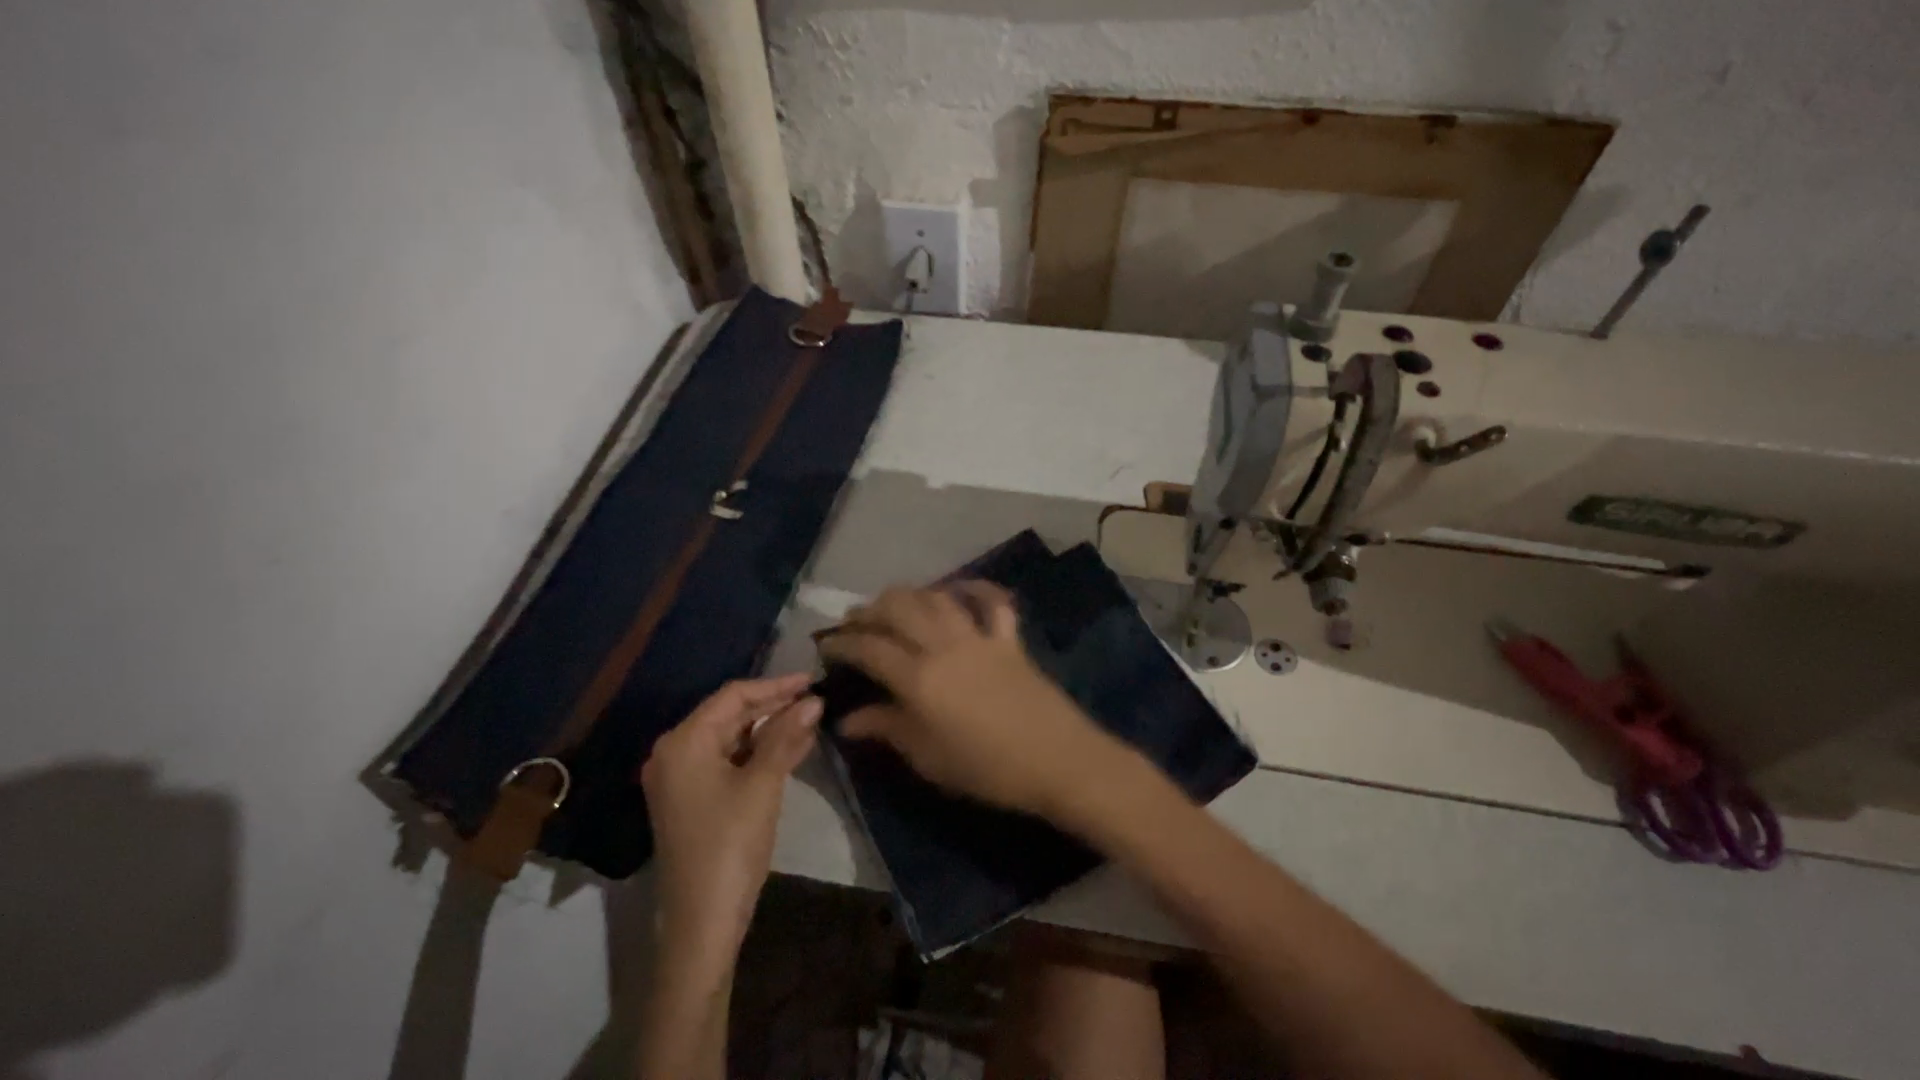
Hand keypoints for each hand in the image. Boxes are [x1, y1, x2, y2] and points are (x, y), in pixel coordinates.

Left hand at [639, 673, 820, 955]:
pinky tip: (790, 749)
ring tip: (811, 721)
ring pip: (730, 739)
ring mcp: (679, 779)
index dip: (775, 686)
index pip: (732, 697)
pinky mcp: (690, 801)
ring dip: (768, 730)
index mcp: (683, 742)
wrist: (702, 919)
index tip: (812, 681)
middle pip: (728, 715)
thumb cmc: (731, 845)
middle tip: (815, 701)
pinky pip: (726, 762)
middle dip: (773, 707)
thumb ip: (786, 737)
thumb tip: (813, 701)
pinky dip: (756, 754)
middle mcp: (674, 753)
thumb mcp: (762, 785)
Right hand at [818, 582, 1132, 819]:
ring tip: (893, 606)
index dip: (842, 643)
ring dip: (910, 596)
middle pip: (898, 608)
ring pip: (937, 598)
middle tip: (854, 623)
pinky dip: (974, 590)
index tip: (824, 645)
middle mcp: (944, 646)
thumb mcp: (928, 758)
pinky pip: (991, 602)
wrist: (1058, 761)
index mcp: (919, 678)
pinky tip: (958, 590)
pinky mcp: (1010, 639)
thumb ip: (887, 729)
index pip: (869, 648)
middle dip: (869, 611)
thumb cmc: (987, 769)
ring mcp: (980, 637)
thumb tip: (847, 720)